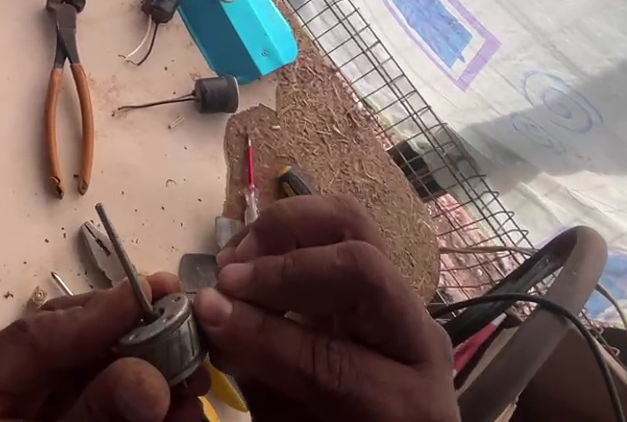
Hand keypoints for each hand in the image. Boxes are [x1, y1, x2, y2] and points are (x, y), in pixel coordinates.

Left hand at [0, 272, 211, 421]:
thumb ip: (89, 421)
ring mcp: (48, 420)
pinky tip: (184, 411)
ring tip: (195, 376)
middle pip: (77, 350)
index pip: (36, 336)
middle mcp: (12, 399)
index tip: (150, 292)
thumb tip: (149, 377)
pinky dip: (151, 413)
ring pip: (105, 380)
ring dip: (153, 374)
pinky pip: (118, 416)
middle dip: (135, 339)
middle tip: (187, 325)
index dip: (96, 312)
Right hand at [192, 195, 457, 421]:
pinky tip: (250, 258)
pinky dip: (286, 232)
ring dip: (280, 230)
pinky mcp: (378, 275)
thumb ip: (257, 375)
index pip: (331, 355)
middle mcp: (417, 337)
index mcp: (406, 405)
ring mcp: (402, 298)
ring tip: (233, 260)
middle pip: (360, 260)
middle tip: (228, 276)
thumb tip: (212, 311)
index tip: (209, 309)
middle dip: (281, 259)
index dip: (262, 331)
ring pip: (351, 223)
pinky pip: (336, 231)